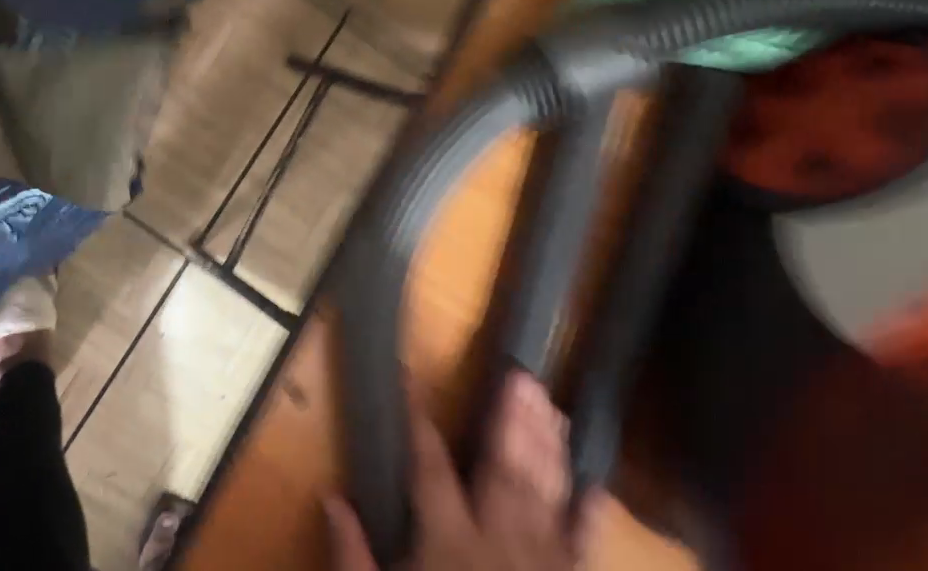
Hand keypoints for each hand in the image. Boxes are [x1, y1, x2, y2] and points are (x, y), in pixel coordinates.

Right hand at [324, 372, 600, 570]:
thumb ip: (353, 555)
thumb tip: (332, 498)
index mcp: (449, 543)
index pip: (430, 468)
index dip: (420, 422)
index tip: (412, 378)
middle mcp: (501, 544)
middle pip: (506, 471)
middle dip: (511, 421)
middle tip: (520, 376)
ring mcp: (542, 565)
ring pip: (547, 496)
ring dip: (549, 448)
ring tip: (550, 404)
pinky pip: (583, 548)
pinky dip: (590, 516)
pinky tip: (594, 483)